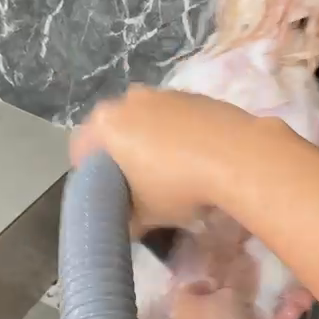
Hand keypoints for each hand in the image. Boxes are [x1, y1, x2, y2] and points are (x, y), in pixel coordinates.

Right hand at [71, 86, 287, 227]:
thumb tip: (126, 225)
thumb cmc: (177, 185)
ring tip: (170, 170)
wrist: (237, 156)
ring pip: (145, 119)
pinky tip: (195, 156)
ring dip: (150, 140)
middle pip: (113, 128)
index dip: (89, 174)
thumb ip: (125, 220)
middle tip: (135, 183)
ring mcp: (163, 93)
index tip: (104, 194)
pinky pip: (174, 116)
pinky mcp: (194, 94)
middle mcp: (129, 100)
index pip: (80, 148)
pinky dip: (177, 132)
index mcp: (106, 124)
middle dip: (120, 153)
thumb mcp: (144, 216)